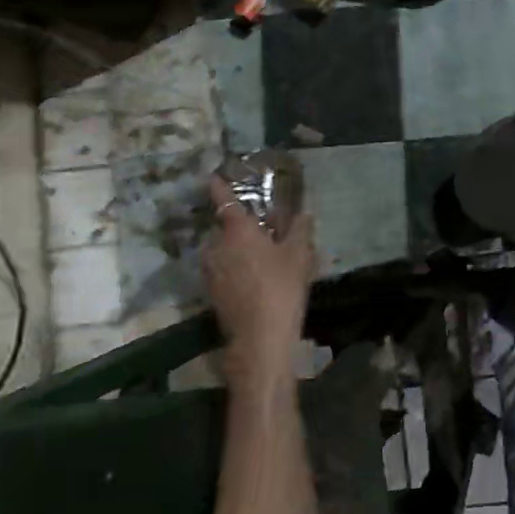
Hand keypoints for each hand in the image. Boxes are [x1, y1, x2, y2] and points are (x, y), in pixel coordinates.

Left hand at [203, 176, 317, 363]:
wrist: (260, 336)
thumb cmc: (281, 286)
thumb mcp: (299, 255)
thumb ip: (300, 230)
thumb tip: (304, 213)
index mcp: (237, 230)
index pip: (225, 202)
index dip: (220, 188)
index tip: (214, 177)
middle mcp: (216, 247)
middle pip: (223, 229)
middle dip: (237, 228)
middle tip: (259, 231)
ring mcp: (210, 272)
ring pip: (221, 252)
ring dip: (234, 251)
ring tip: (257, 258)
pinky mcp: (211, 294)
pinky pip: (222, 272)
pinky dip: (233, 270)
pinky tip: (252, 280)